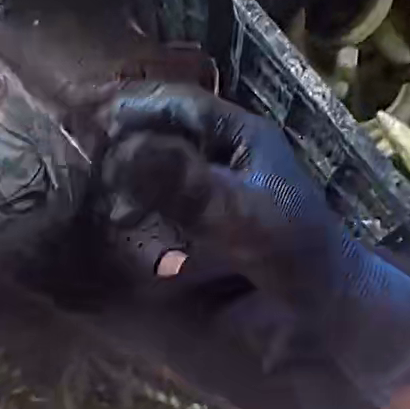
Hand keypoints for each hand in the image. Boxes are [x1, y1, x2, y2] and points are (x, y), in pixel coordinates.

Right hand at [94, 84, 409, 401]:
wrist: (324, 305)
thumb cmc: (293, 251)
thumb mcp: (240, 213)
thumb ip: (186, 183)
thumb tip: (123, 149)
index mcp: (241, 135)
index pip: (178, 104)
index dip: (132, 105)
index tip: (87, 119)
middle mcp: (226, 153)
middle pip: (164, 131)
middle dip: (124, 142)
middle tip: (85, 158)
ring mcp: (217, 187)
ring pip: (161, 165)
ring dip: (130, 176)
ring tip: (104, 198)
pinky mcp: (209, 220)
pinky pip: (167, 201)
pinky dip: (143, 207)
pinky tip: (126, 224)